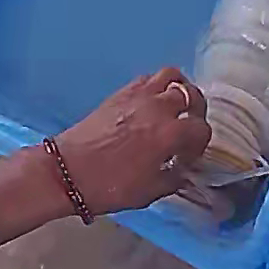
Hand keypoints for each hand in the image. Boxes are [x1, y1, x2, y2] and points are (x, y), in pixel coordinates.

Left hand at [49, 68, 210, 216]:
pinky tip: (152, 102)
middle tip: (189, 126)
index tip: (188, 157)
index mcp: (169, 134)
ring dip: (180, 89)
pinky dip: (157, 85)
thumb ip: (173, 179)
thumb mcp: (149, 192)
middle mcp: (158, 108)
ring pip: (172, 76)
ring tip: (175, 105)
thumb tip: (183, 171)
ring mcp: (139, 96)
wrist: (66, 172)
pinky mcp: (121, 92)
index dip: (199, 144)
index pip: (201, 129)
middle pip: (191, 95)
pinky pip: (148, 78)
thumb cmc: (109, 186)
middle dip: (197, 111)